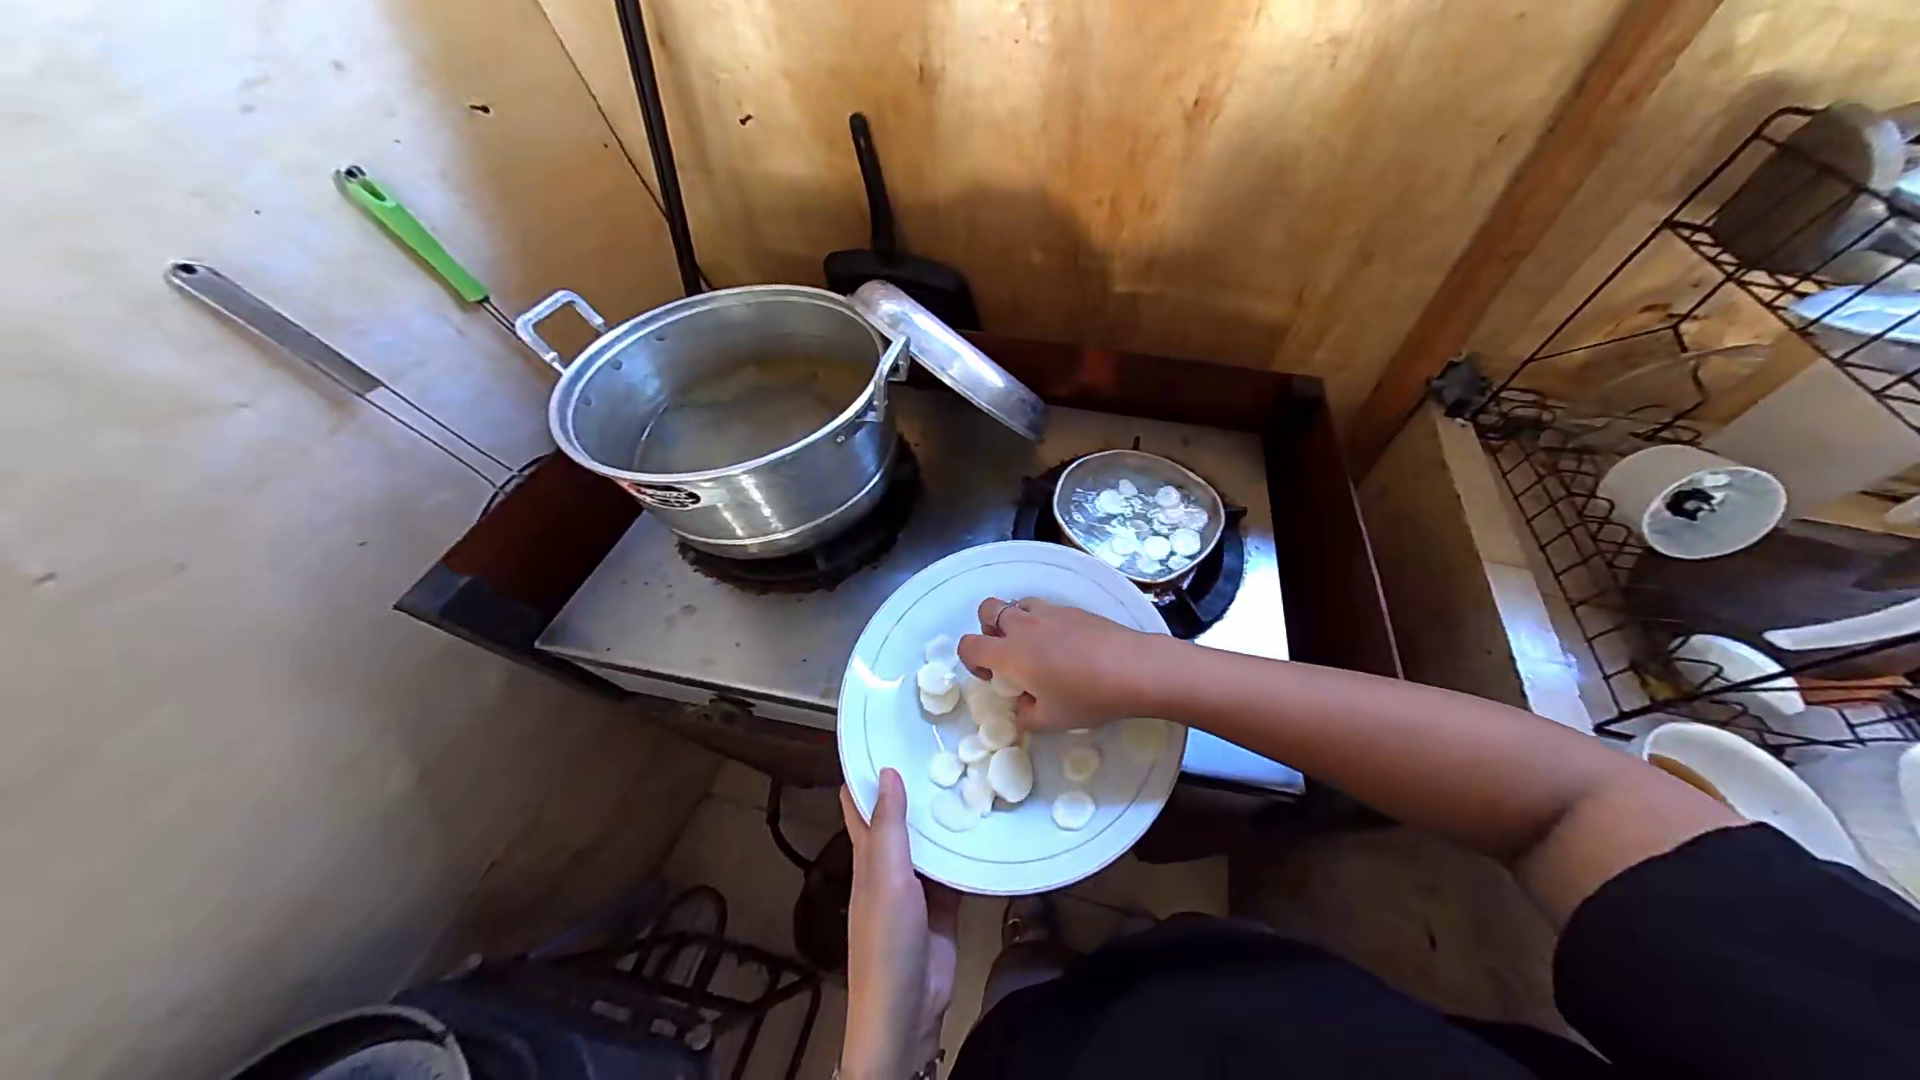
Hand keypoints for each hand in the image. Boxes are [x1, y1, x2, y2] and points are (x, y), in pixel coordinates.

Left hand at [839, 769, 959, 1079]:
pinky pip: (956, 870)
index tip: (885, 738)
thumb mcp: (886, 876)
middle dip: (916, 788)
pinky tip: (986, 828)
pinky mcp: (944, 905)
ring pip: (931, 842)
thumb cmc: (886, 938)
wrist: (908, 1008)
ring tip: (971, 777)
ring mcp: (918, 885)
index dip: (865, 774)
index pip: (859, 805)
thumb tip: (886, 771)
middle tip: (944, 749)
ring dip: (945, 818)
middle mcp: (891, 865)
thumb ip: (888, 827)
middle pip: (901, 818)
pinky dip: (968, 852)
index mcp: (868, 855)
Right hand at [957, 596, 1167, 731]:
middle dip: (989, 628)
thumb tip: (1024, 706)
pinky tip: (1067, 645)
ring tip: (1037, 646)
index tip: (992, 678)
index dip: (971, 660)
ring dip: (1017, 621)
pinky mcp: (1074, 609)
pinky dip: (1045, 622)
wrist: (1135, 668)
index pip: (969, 644)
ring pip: (1018, 603)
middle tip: (1008, 654)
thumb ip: (1027, 715)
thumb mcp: (1051, 720)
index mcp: (1009, 653)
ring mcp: (1050, 612)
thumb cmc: (1087, 697)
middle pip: (988, 609)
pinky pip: (1047, 608)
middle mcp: (1024, 625)